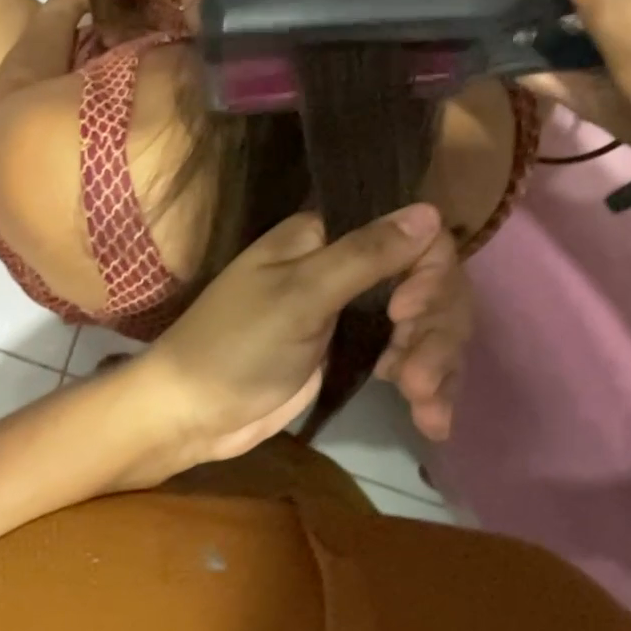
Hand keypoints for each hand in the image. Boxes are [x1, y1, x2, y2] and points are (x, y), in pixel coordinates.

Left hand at [117, 204, 448, 475]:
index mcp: (322, 238)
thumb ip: (365, 255)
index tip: (407, 314)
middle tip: (413, 378)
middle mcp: (342, 267)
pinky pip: (408, 356)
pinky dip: (427, 385)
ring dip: (436, 363)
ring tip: (425, 408)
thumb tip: (429, 210)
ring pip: (425, 324)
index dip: (427, 273)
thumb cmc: (236, 346)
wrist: (193, 411)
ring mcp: (349, 312)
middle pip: (427, 283)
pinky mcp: (351, 352)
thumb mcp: (300, 296)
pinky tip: (431, 420)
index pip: (409, 234)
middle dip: (434, 331)